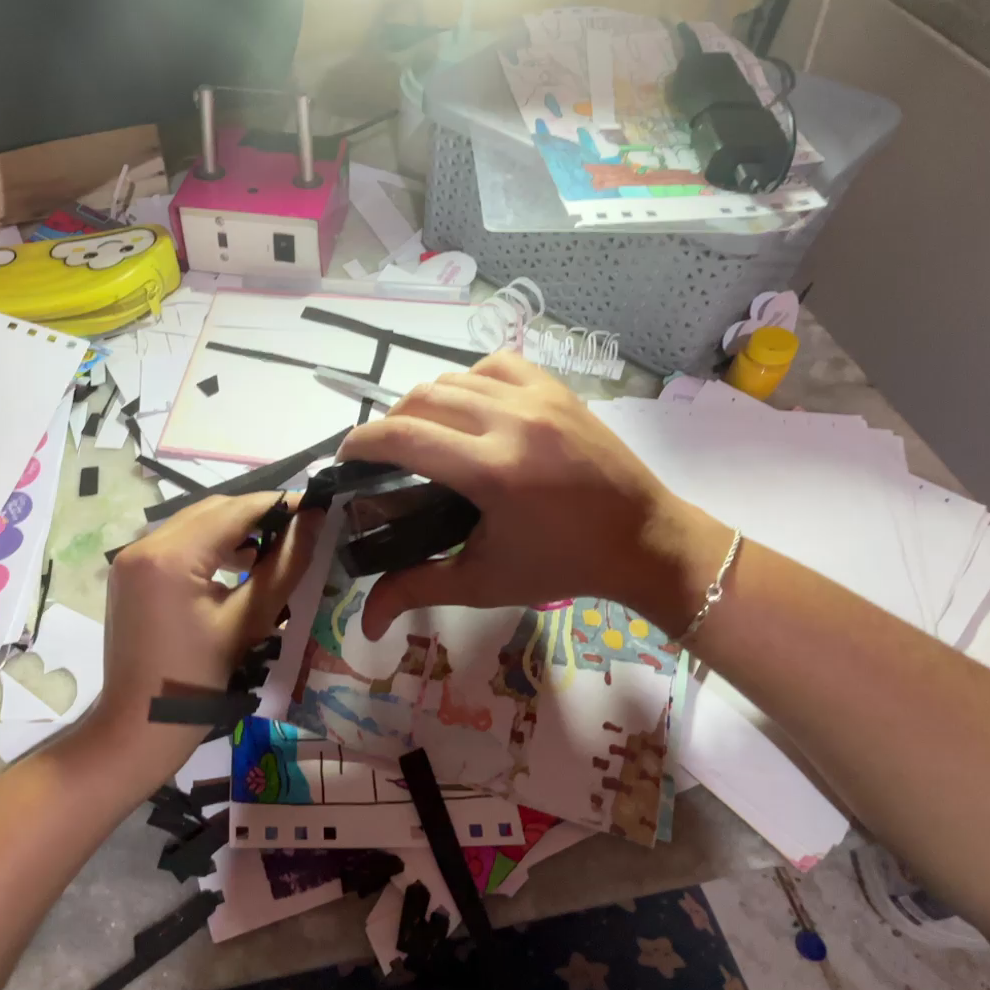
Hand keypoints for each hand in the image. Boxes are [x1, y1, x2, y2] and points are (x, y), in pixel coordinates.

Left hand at [87, 493, 322, 789]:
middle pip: (211, 511)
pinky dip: (207, 548)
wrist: (139, 727)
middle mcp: (144, 545)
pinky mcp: (129, 574)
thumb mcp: (247, 621)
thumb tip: (314, 521)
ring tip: (273, 550)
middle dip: (256, 516)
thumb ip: (284, 566)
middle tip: (300, 529)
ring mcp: (130, 559)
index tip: (315, 506)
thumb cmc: (197, 680)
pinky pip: (175, 545)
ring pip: (193, 524)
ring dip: (232, 531)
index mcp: (170, 556)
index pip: (234, 510)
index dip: (278, 504)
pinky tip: (237, 567)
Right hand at [338, 352, 725, 639]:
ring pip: (452, 380)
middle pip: (419, 400)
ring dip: (423, 405)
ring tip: (421, 438)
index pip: (402, 436)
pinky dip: (467, 383)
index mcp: (492, 471)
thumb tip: (363, 623)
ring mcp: (538, 397)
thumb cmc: (562, 566)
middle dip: (388, 426)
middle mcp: (512, 421)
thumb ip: (416, 588)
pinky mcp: (556, 389)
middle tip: (384, 460)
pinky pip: (492, 366)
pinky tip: (467, 411)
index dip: (360, 443)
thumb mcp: (483, 582)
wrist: (644, 540)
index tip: (346, 461)